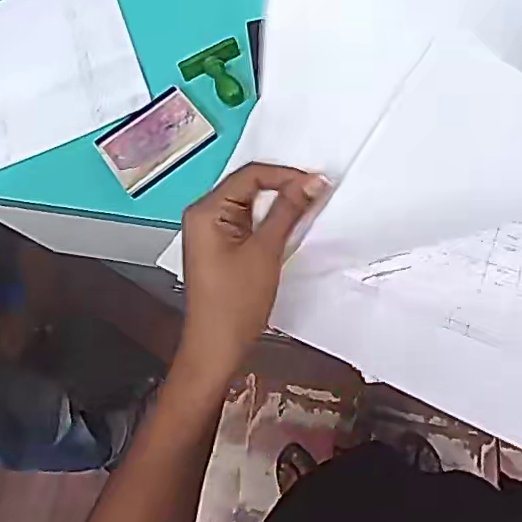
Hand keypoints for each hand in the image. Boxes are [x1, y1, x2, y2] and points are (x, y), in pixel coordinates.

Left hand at [178, 163, 329, 377]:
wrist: (217, 347)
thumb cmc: (234, 304)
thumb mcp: (265, 252)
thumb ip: (288, 212)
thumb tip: (311, 182)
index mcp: (205, 210)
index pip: (250, 175)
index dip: (286, 175)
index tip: (318, 183)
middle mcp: (203, 215)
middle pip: (248, 185)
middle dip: (284, 186)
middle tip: (317, 192)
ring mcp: (210, 231)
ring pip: (249, 203)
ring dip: (278, 204)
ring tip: (309, 207)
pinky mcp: (220, 246)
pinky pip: (247, 222)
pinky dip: (269, 221)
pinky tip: (289, 225)